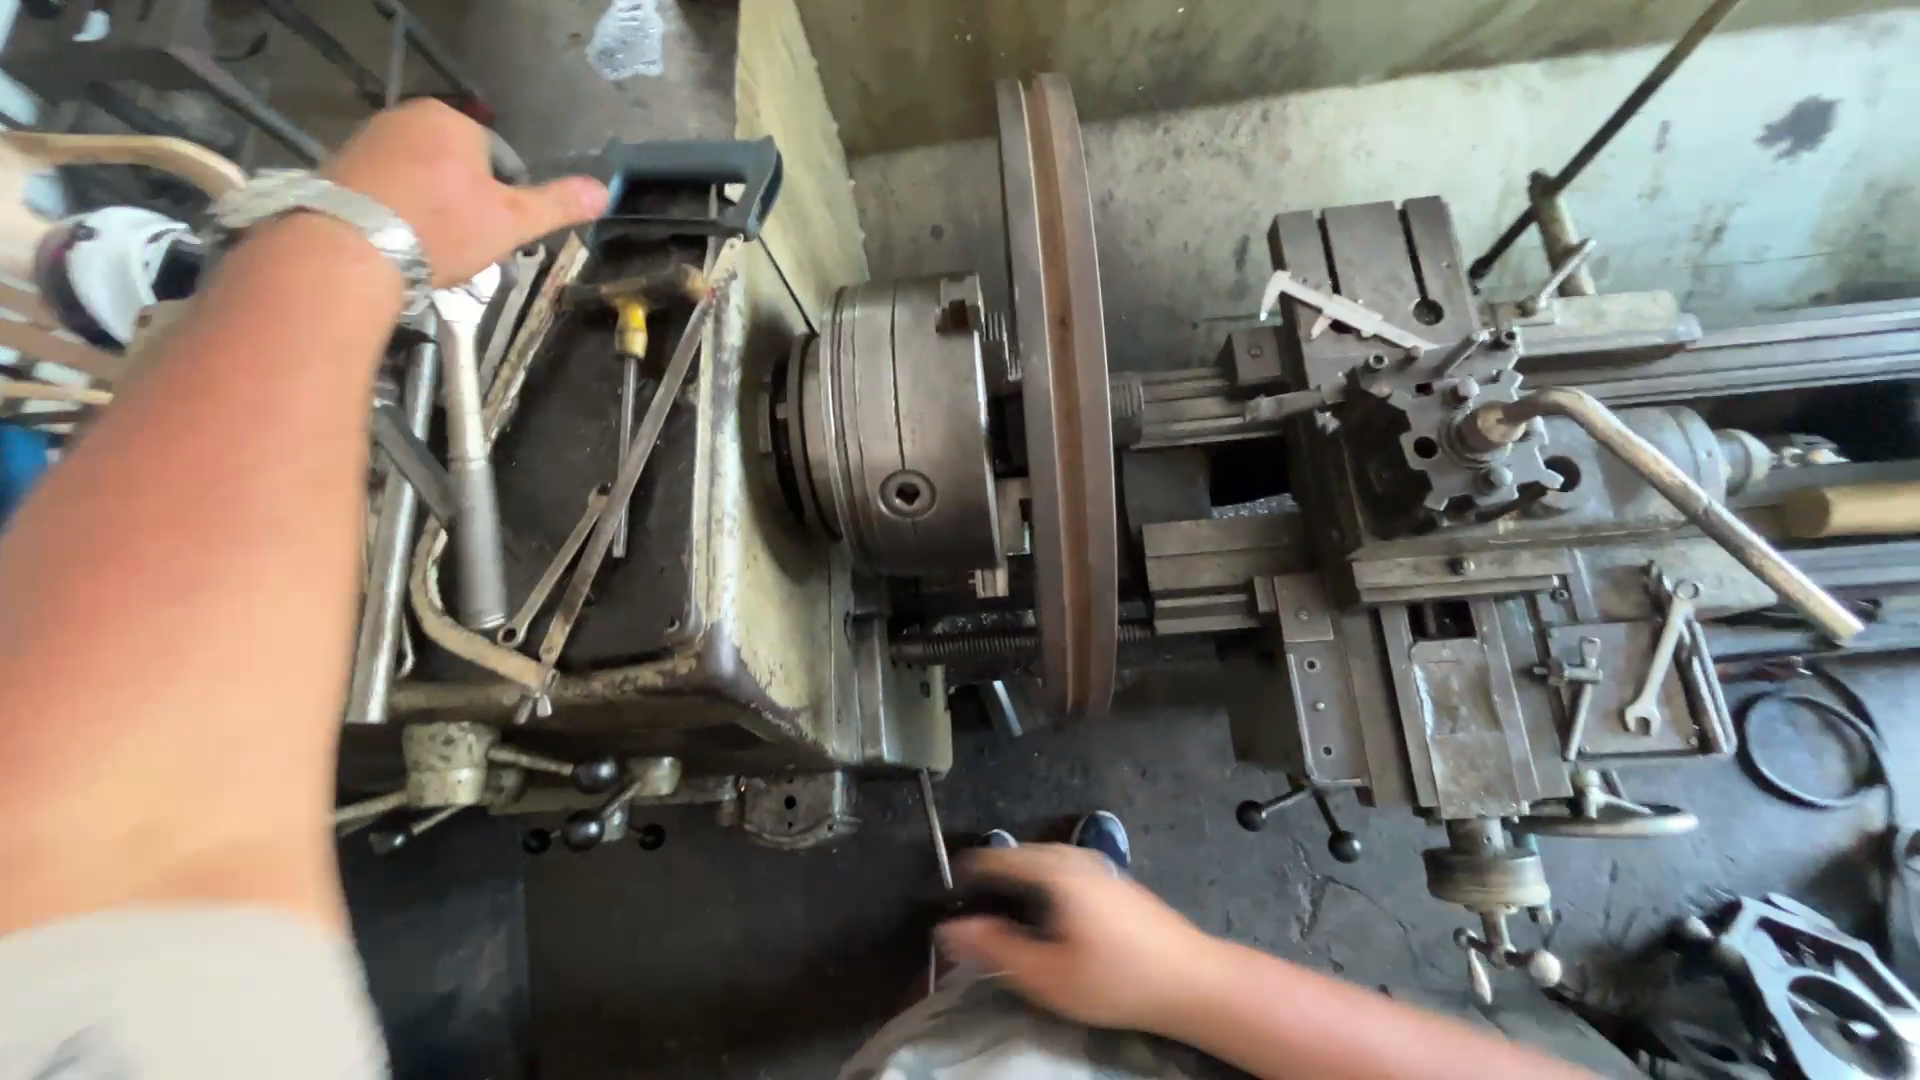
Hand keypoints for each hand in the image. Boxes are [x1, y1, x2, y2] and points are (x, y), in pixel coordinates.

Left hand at [321, 100, 608, 285]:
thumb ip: (558, 205)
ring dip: (439, 211)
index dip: (509, 202)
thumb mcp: (514, 222)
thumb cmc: (444, 228)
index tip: (501, 235)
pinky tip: (403, 242)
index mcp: (454, 122)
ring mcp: (369, 138)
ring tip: (437, 249)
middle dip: (472, 206)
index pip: (503, 162)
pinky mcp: (341, 163)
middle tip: (472, 246)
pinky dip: (402, 212)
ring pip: (426, 179)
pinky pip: (390, 188)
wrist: (351, 246)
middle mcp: (408, 117)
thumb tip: (605, 191)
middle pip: (462, 169)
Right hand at [936, 845, 1226, 1032]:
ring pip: (1039, 866)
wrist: (1193, 980)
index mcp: (1052, 869)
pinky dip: (1041, 891)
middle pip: (1015, 859)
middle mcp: (1071, 855)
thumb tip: (949, 929)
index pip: (991, 859)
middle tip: (978, 927)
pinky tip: (1048, 927)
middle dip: (991, 886)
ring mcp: (1095, 863)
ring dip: (1017, 890)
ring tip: (1008, 930)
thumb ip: (994, 949)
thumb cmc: (1116, 979)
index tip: (952, 911)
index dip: (966, 882)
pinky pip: (1060, 873)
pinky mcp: (1109, 879)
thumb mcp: (1047, 975)